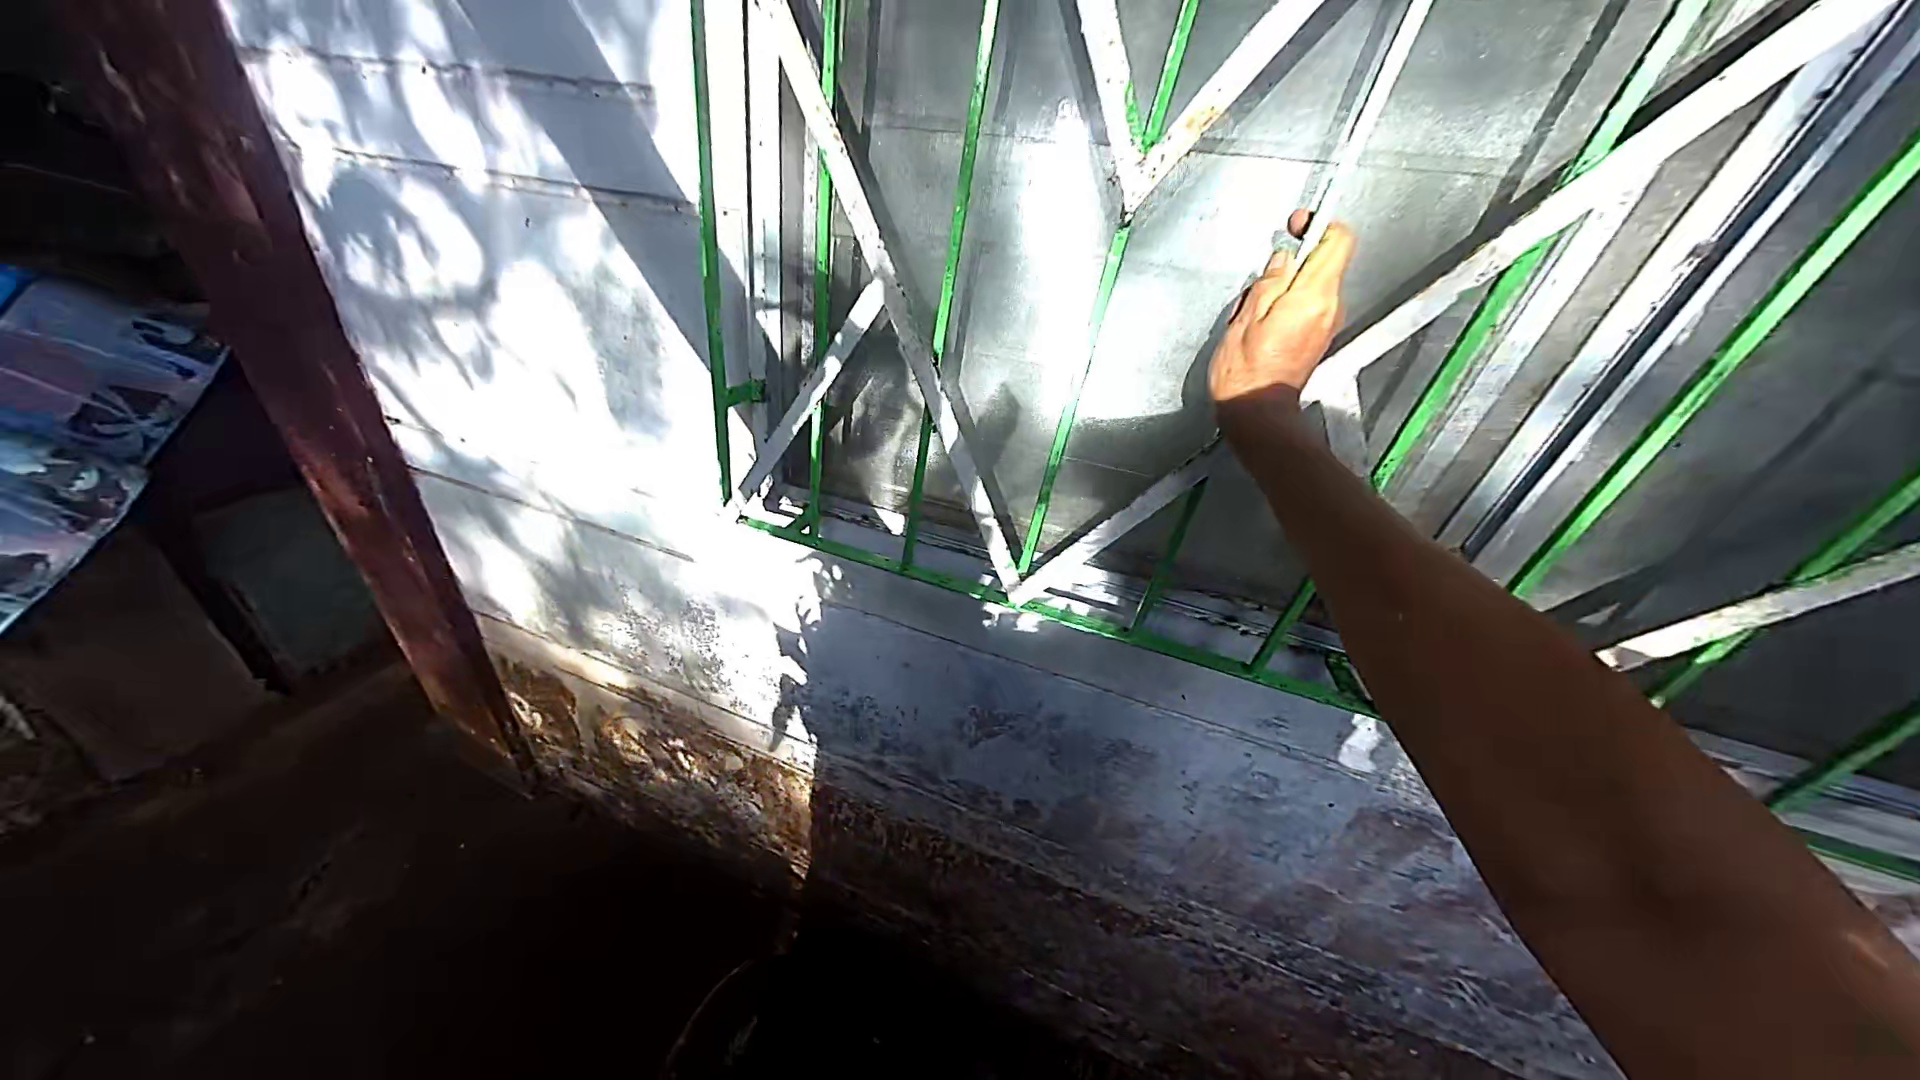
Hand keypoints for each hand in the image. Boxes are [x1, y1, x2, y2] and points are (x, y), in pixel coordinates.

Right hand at [1208, 209, 1356, 415]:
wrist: (1255, 409)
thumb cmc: (1245, 374)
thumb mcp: (1245, 319)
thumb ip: (1268, 283)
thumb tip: (1282, 262)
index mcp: (1313, 297)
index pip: (1338, 240)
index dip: (1318, 225)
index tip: (1297, 224)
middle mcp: (1329, 307)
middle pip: (1325, 261)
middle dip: (1293, 262)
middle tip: (1263, 279)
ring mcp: (1326, 323)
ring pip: (1314, 284)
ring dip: (1286, 286)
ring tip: (1256, 309)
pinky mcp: (1317, 336)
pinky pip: (1309, 305)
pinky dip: (1288, 305)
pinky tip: (1263, 324)